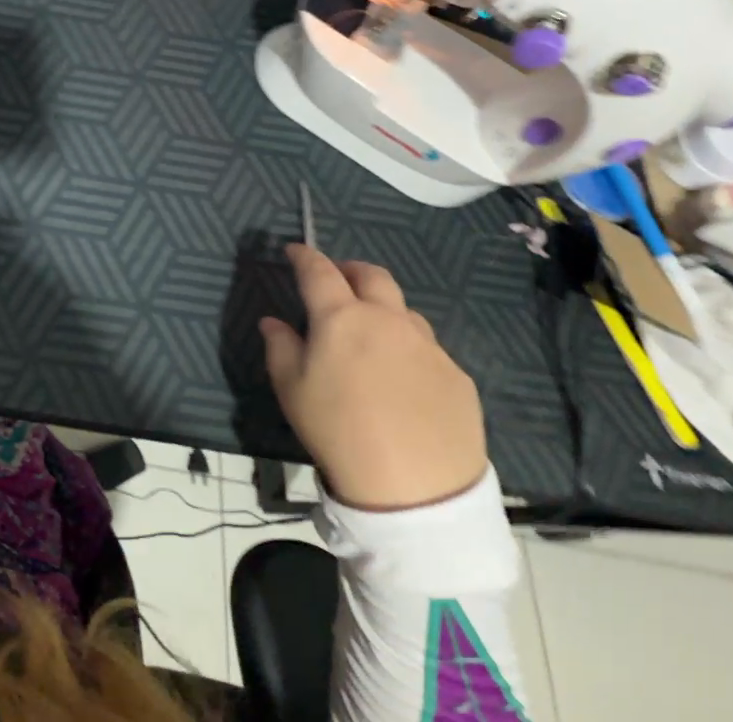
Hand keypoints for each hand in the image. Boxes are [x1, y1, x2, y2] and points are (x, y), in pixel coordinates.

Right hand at [259, 244, 487, 511]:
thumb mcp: (289, 388)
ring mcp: (428, 346)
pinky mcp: (456, 374)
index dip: (304, 256)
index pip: (319, 272)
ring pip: (404, 310)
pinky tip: (397, 377)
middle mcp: (389, 320)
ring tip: (368, 332)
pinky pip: (426, 347)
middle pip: (373, 275)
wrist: (413, 481)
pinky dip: (404, 346)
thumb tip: (275, 322)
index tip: (293, 250)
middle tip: (336, 277)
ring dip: (382, 308)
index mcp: (342, 318)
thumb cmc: (335, 428)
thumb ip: (280, 346)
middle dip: (350, 268)